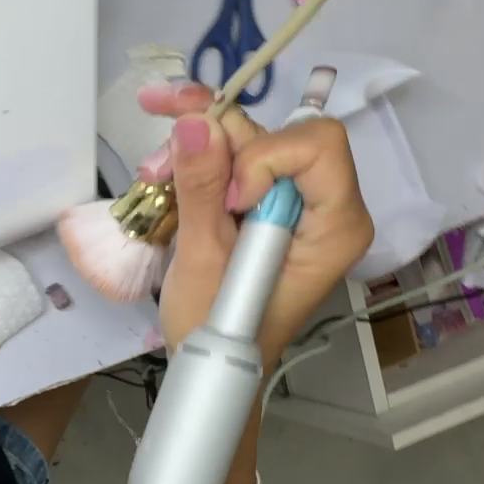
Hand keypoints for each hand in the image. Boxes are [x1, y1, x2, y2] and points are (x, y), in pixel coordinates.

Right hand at [139, 84, 374, 366]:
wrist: (208, 362)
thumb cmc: (214, 328)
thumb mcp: (202, 261)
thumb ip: (202, 189)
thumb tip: (194, 121)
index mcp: (332, 224)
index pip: (315, 146)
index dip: (262, 159)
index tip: (226, 202)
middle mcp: (323, 204)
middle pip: (275, 137)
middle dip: (211, 136)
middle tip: (154, 150)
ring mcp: (293, 203)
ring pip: (248, 143)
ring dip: (194, 148)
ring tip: (151, 175)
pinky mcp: (265, 205)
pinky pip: (235, 163)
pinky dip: (196, 163)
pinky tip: (162, 177)